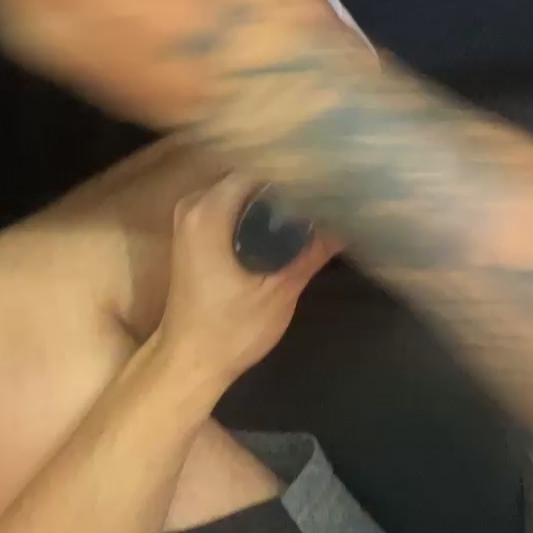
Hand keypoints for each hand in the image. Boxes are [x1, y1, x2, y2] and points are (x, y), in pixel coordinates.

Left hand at [155, 177, 336, 388]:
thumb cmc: (229, 329)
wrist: (186, 362)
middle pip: (246, 177)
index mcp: (209, 210)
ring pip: (237, 192)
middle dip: (283, 185)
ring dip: (268, 199)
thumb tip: (345, 225)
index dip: (291, 173)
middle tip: (322, 192)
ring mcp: (189, 218)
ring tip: (309, 205)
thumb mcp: (278, 292)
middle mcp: (194, 204)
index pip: (257, 170)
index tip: (323, 179)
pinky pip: (227, 206)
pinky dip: (252, 211)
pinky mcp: (191, 233)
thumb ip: (310, 252)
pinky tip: (282, 223)